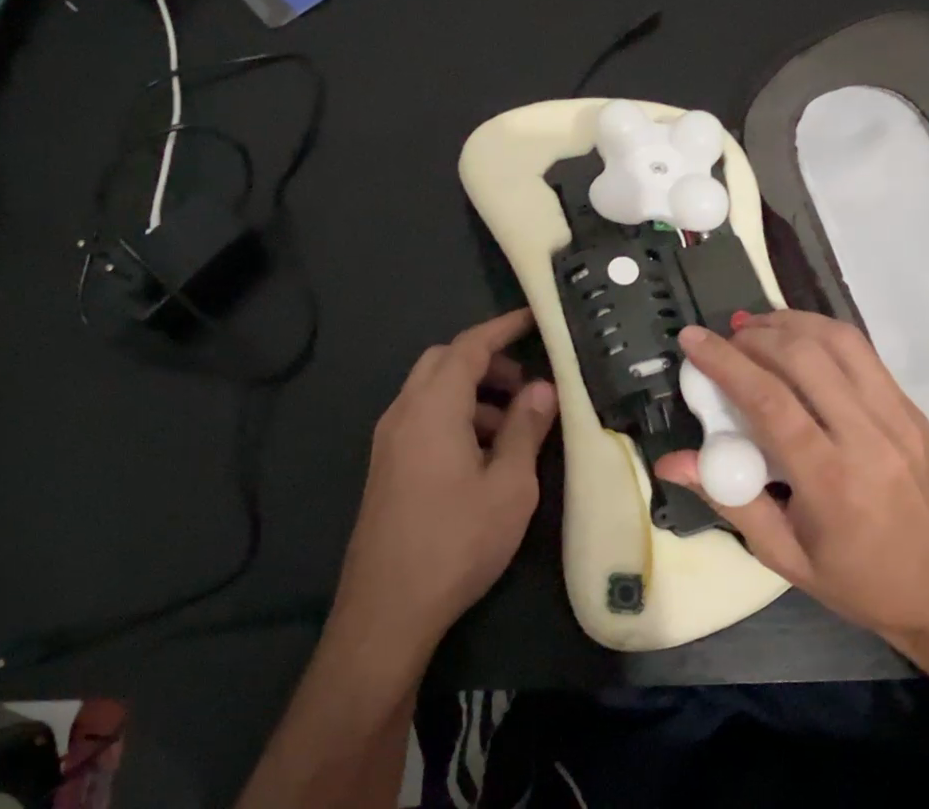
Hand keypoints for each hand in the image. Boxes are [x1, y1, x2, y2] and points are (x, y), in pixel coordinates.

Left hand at [333, 309, 556, 658]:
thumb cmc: (457, 541)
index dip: (503, 327)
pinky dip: (456, 417)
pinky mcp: (386, 466)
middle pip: (444, 362)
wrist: (388, 608)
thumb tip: (542, 388)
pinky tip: (484, 456)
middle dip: (489, 363)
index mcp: (433, 407)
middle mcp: (403, 412)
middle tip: (530, 386)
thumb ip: (526, 429)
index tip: (536, 319)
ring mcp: (388, 440)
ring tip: (515, 428)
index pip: (469, 346)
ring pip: (432, 392)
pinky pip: (423, 420)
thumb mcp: (509, 486)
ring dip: (474, 394)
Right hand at [654, 310, 928, 660]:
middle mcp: (868, 437)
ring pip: (840, 341)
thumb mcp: (784, 557)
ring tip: (755, 328)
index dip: (726, 362)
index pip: (771, 401)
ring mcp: (897, 417)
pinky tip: (798, 342)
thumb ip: (729, 500)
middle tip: (722, 337)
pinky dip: (823, 334)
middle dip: (755, 335)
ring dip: (790, 323)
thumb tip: (671, 462)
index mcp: (831, 480)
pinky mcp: (911, 409)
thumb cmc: (859, 583)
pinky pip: (864, 354)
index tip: (691, 339)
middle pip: (805, 356)